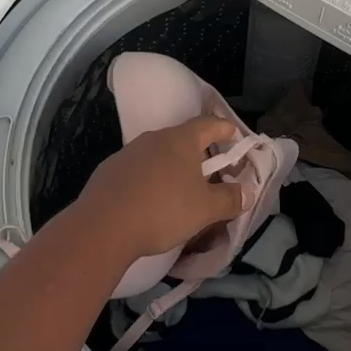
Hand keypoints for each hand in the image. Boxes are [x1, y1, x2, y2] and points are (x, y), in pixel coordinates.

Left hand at [71, 116, 245, 261]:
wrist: (103, 226)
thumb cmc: (163, 210)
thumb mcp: (205, 209)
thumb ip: (229, 199)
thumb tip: (247, 192)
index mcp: (181, 140)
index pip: (208, 124)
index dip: (224, 129)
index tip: (234, 135)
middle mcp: (155, 138)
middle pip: (182, 139)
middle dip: (198, 153)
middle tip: (210, 171)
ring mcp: (129, 152)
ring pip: (158, 155)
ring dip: (171, 168)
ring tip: (179, 190)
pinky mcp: (109, 171)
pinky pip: (137, 170)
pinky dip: (148, 180)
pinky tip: (149, 202)